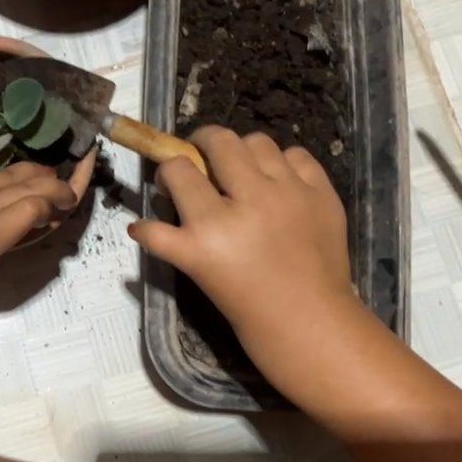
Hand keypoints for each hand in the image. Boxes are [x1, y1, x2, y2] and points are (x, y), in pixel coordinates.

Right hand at [129, 127, 357, 343]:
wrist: (306, 320)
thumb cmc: (242, 300)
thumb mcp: (193, 269)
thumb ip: (164, 239)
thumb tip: (139, 223)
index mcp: (210, 227)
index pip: (178, 170)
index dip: (168, 169)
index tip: (170, 180)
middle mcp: (249, 202)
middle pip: (219, 140)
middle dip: (202, 142)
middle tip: (201, 159)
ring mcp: (290, 194)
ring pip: (257, 141)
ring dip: (241, 151)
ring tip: (242, 171)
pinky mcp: (322, 194)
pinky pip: (297, 155)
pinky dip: (283, 164)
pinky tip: (277, 184)